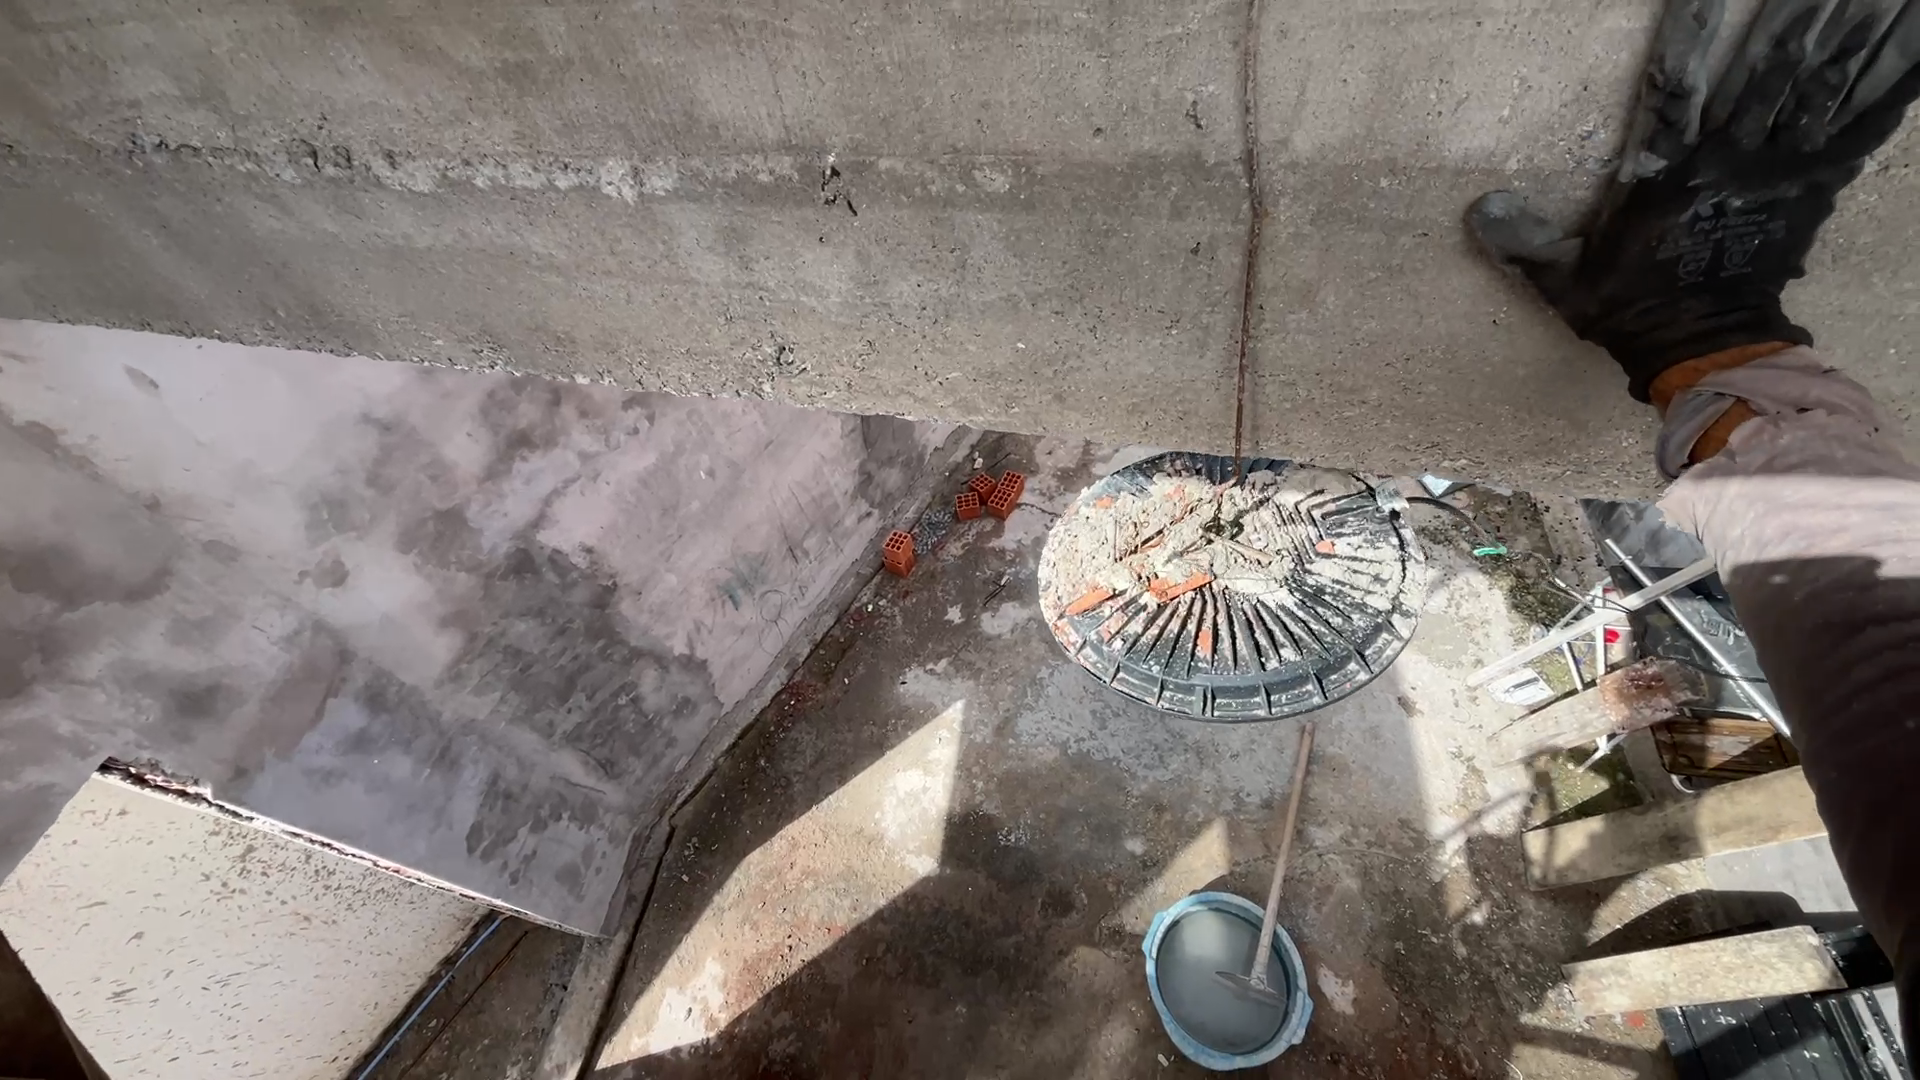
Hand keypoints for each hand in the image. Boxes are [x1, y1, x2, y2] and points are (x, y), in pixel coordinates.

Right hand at [1468, 0, 1919, 400]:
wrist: (1700, 343)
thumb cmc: (1627, 310)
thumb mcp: (1559, 282)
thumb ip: (1523, 241)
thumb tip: (1482, 204)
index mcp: (1666, 180)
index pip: (1674, 92)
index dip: (1688, 37)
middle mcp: (1728, 162)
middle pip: (1768, 71)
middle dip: (1795, 15)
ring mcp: (1780, 170)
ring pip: (1823, 83)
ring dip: (1851, 29)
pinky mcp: (1817, 184)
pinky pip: (1867, 120)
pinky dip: (1896, 75)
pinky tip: (1912, 36)